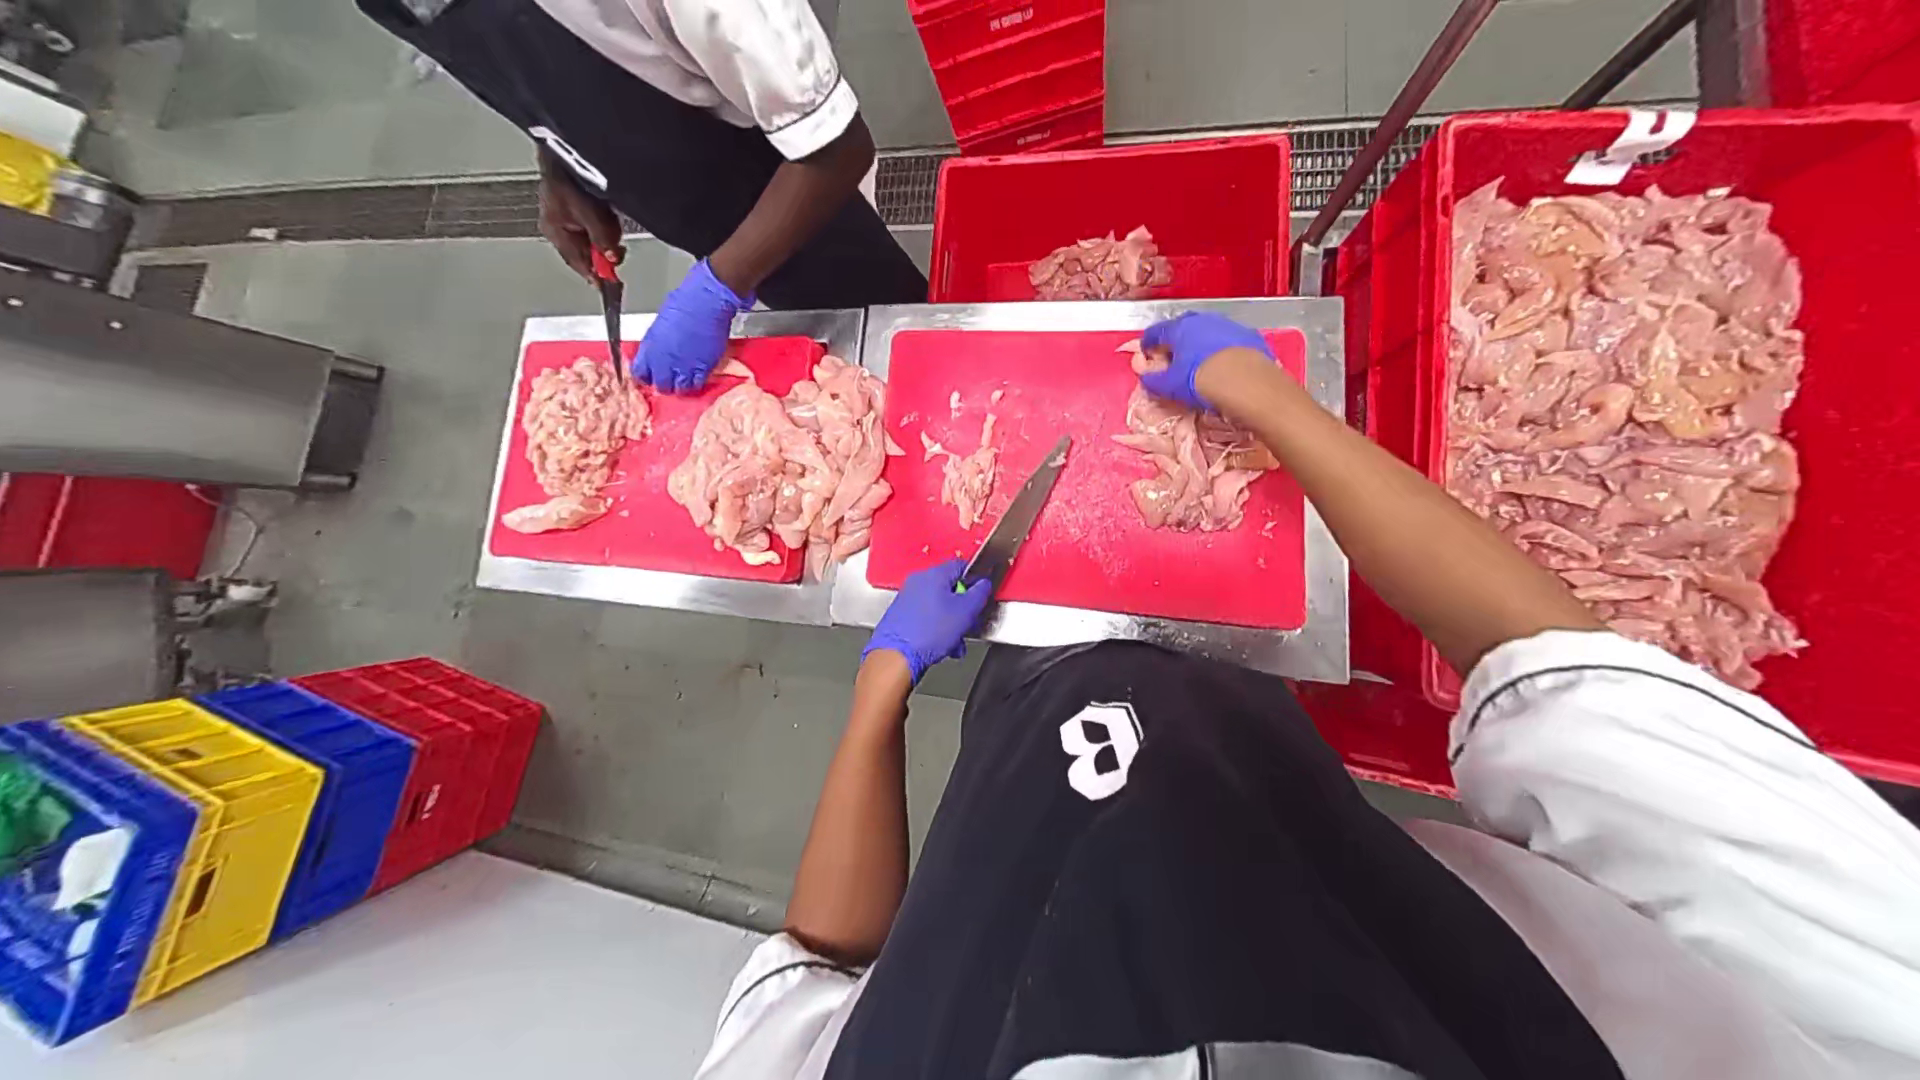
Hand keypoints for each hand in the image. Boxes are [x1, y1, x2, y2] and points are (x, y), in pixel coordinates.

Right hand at [537, 156, 623, 283]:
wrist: (566, 148)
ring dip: (605, 237)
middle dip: (604, 253)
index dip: (597, 276)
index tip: (613, 285)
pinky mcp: (575, 211)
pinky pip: (594, 228)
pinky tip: (607, 215)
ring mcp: (565, 219)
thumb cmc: (572, 177)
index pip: (579, 264)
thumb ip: (602, 239)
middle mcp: (558, 228)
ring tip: (609, 221)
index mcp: (556, 231)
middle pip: (587, 255)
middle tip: (617, 247)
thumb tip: (611, 258)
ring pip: (592, 242)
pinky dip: (604, 226)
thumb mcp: (591, 214)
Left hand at [635, 260, 751, 393]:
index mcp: (650, 349)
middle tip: (671, 378)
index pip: (640, 374)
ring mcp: (684, 368)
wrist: (706, 304)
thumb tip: (660, 351)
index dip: (646, 376)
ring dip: (682, 385)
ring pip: (680, 389)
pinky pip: (698, 385)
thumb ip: (657, 343)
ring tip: (685, 378)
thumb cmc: (683, 304)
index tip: (651, 375)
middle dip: (665, 383)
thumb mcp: (660, 325)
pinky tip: (698, 375)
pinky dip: (697, 383)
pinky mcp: (703, 369)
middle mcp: (664, 362)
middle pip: (661, 386)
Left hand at [862, 558, 993, 682]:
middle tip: (969, 622)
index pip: (960, 566)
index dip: (975, 580)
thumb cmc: (929, 632)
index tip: (980, 595)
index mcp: (933, 574)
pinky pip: (925, 617)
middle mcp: (917, 582)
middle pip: (949, 588)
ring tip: (955, 642)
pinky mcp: (900, 616)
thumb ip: (980, 593)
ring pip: (938, 606)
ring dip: (950, 622)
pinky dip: (935, 629)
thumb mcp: (966, 611)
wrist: (896, 656)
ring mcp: (906, 599)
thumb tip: (984, 584)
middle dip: (962, 608)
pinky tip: (941, 646)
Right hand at [1137, 312, 1273, 411]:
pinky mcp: (1248, 335)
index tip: (1146, 354)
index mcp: (1179, 328)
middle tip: (1172, 359)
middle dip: (1175, 342)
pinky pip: (1227, 341)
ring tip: (1198, 364)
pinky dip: (1220, 350)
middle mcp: (1203, 320)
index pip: (1156, 332)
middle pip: (1182, 328)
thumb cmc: (1201, 380)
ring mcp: (1227, 325)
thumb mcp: (1169, 385)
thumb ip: (1153, 380)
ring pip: (1207, 332)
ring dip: (1199, 345)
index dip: (1148, 344)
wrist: (1247, 382)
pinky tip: (1222, 366)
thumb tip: (1146, 377)